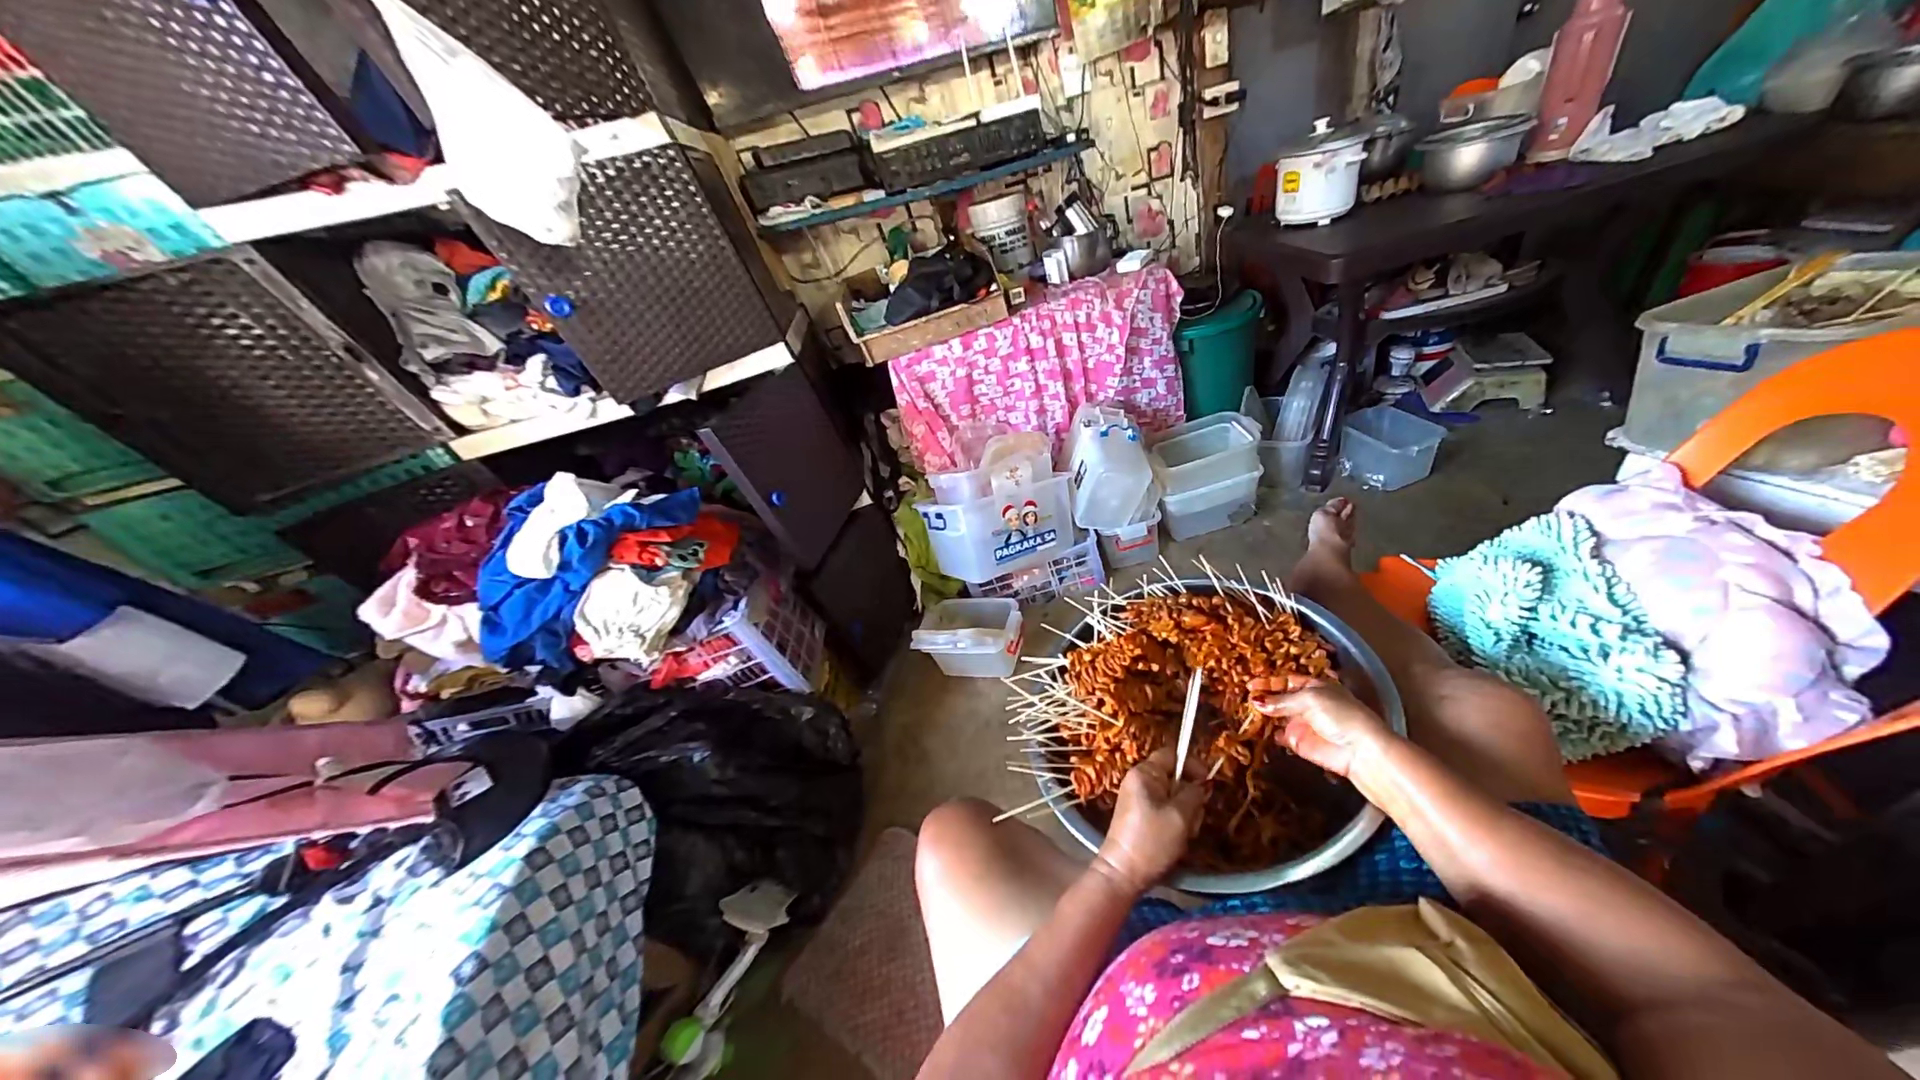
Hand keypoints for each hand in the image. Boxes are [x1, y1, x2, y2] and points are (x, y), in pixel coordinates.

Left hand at [1093, 747, 1205, 894]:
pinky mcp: (1141, 817)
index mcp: (1144, 774)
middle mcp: (1139, 781)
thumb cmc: (1152, 840)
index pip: (1171, 754)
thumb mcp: (1180, 816)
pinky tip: (1178, 840)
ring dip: (1186, 814)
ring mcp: (1139, 799)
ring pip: (1173, 797)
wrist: (1123, 872)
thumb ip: (1193, 794)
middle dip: (1190, 796)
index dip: (1192, 764)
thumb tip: (1201, 783)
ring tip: (1186, 833)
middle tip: (1194, 818)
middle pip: (1175, 778)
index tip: (1207, 783)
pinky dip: (1176, 823)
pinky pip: (1166, 811)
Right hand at [1248, 674, 1395, 785]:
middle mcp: (1305, 703)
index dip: (1268, 681)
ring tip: (1241, 712)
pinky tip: (1251, 729)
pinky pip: (1276, 735)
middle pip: (1278, 697)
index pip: (1285, 680)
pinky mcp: (1296, 741)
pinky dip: (1265, 732)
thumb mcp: (1309, 699)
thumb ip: (1281, 700)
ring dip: (1261, 714)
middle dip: (1261, 697)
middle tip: (1241, 697)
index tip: (1249, 684)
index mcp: (1313, 686)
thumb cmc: (1340, 715)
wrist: (1360, 751)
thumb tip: (1256, 701)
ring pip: (1275, 716)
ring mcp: (1300, 722)